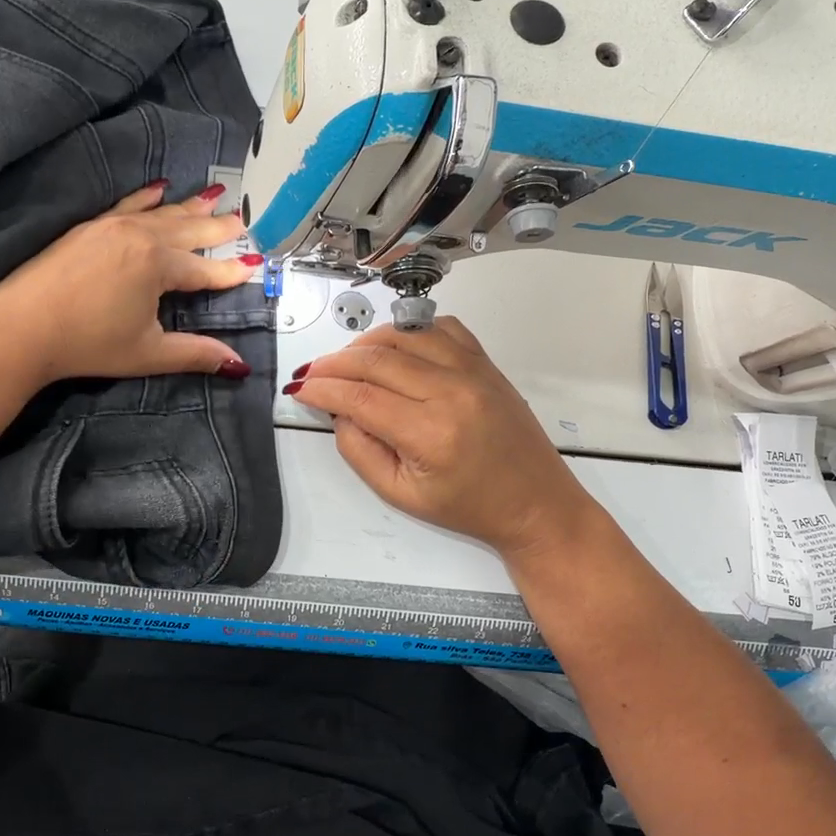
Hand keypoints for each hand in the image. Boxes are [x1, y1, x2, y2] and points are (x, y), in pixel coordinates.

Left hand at [0, 180, 258, 384]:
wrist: (20, 327)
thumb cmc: (86, 344)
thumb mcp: (147, 353)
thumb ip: (195, 354)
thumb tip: (238, 365)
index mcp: (158, 265)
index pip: (204, 270)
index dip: (231, 271)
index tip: (255, 265)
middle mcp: (139, 236)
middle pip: (188, 231)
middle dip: (217, 228)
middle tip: (243, 220)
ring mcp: (111, 226)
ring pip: (161, 213)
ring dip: (189, 207)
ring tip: (214, 197)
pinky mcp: (88, 227)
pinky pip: (127, 204)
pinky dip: (146, 197)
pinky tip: (159, 187)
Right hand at [286, 317, 595, 556]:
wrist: (536, 504)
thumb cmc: (469, 507)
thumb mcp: (400, 494)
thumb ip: (359, 450)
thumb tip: (338, 411)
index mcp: (432, 433)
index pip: (360, 397)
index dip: (322, 389)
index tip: (299, 388)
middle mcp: (454, 392)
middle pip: (377, 359)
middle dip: (334, 363)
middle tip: (311, 373)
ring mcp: (474, 371)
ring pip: (404, 333)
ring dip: (365, 342)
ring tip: (345, 362)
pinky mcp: (486, 363)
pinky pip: (440, 327)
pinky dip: (408, 329)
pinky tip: (391, 347)